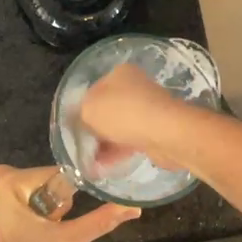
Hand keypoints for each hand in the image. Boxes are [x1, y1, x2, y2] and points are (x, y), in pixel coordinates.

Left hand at [0, 165, 140, 241]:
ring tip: (38, 228)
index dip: (68, 198)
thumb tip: (134, 207)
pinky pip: (29, 189)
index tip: (64, 219)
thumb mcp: (66, 241)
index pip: (61, 175)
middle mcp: (4, 172)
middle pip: (51, 180)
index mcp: (15, 178)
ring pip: (42, 185)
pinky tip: (29, 224)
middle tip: (49, 228)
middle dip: (56, 204)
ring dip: (46, 205)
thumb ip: (100, 222)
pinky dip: (34, 205)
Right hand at [78, 64, 195, 171]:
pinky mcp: (156, 129)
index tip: (75, 130)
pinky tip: (104, 167)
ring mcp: (148, 108)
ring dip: (105, 144)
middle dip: (94, 131)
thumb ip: (80, 113)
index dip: (82, 110)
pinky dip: (118, 151)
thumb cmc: (123, 113)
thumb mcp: (89, 108)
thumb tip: (83, 120)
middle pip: (107, 110)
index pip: (93, 91)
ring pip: (119, 127)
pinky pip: (132, 140)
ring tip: (90, 164)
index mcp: (119, 74)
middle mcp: (135, 87)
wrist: (165, 132)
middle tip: (82, 149)